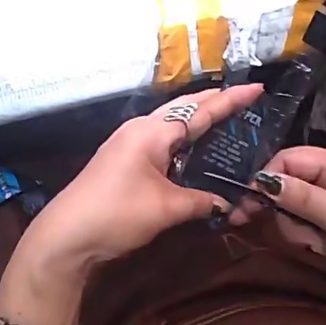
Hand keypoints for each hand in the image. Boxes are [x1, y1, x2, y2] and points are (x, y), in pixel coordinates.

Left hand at [13, 85, 264, 284]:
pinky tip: (195, 152)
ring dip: (197, 122)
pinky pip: (160, 141)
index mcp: (151, 132)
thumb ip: (201, 201)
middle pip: (184, 110)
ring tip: (228, 122)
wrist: (66, 236)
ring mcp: (128, 144)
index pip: (200, 110)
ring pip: (171, 125)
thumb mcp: (166, 209)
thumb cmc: (116, 214)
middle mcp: (140, 130)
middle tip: (246, 102)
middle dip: (214, 103)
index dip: (231, 100)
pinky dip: (182, 142)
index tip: (259, 88)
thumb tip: (227, 203)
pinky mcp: (122, 160)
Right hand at [227, 146, 325, 303]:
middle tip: (303, 238)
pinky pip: (315, 228)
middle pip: (290, 186)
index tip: (246, 208)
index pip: (288, 160)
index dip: (265, 180)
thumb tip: (260, 180)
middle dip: (289, 214)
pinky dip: (319, 242)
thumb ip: (301, 198)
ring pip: (299, 211)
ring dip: (305, 233)